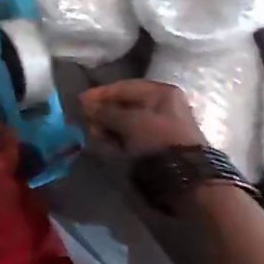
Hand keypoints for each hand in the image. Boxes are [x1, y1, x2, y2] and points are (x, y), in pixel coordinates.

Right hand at [80, 80, 206, 158]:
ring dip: (108, 128)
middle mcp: (163, 107)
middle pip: (125, 106)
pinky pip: (131, 139)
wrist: (183, 176)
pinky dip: (117, 140)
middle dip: (103, 113)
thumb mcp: (129, 122)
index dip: (101, 93)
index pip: (126, 87)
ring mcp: (160, 129)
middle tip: (85, 120)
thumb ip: (105, 112)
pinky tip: (103, 144)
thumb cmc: (157, 139)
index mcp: (162, 93)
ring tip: (92, 134)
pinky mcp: (156, 148)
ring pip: (127, 124)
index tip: (80, 101)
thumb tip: (87, 107)